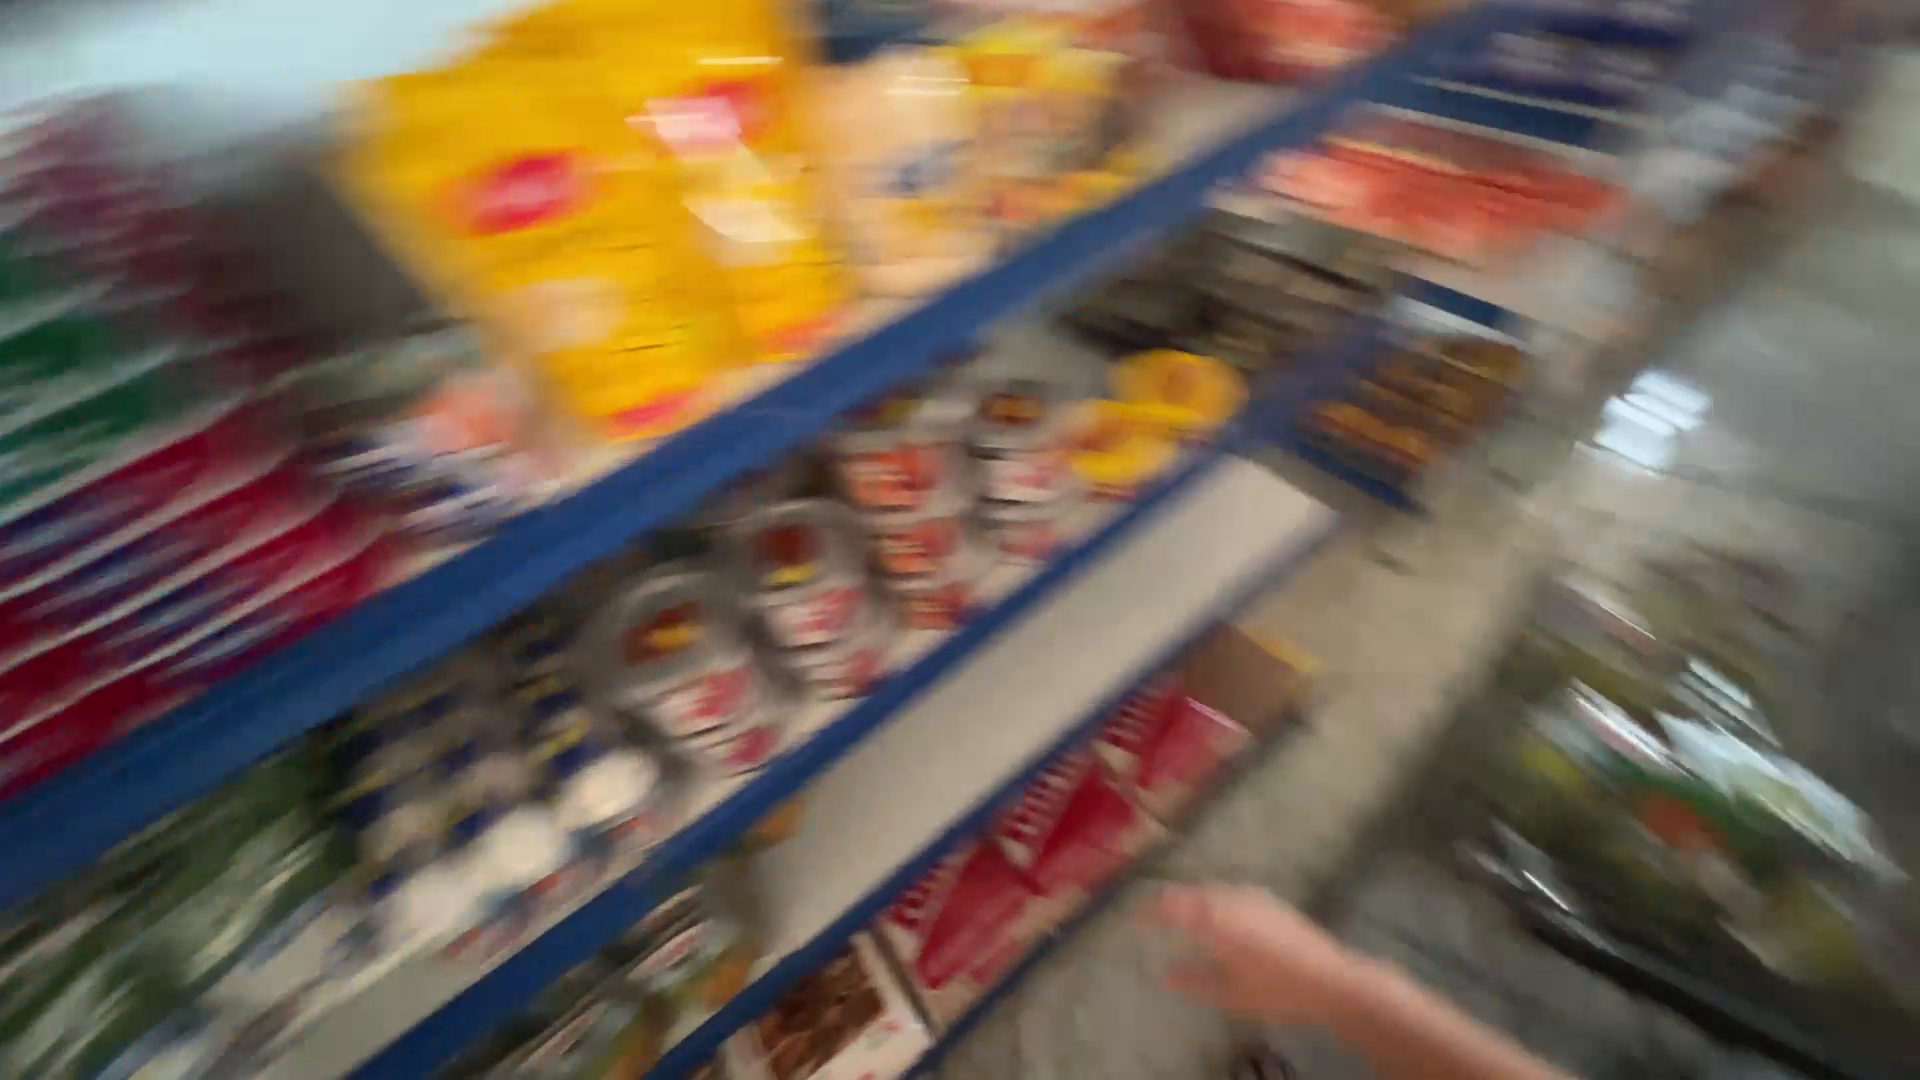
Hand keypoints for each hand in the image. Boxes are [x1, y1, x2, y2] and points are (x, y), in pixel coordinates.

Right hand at [1139, 883, 1379, 1029]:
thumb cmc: (1276, 991)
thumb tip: (1164, 973)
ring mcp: (1249, 896)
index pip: (1169, 906)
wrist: (1332, 981)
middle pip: (1188, 894)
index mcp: (1212, 919)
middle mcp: (1227, 898)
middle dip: (1169, 902)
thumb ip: (1194, 980)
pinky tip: (1219, 917)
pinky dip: (1214, 902)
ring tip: (1182, 915)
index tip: (1134, 915)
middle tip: (1154, 914)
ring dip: (1192, 900)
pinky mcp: (1267, 901)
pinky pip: (1228, 894)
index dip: (1149, 910)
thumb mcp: (1230, 993)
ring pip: (1210, 892)